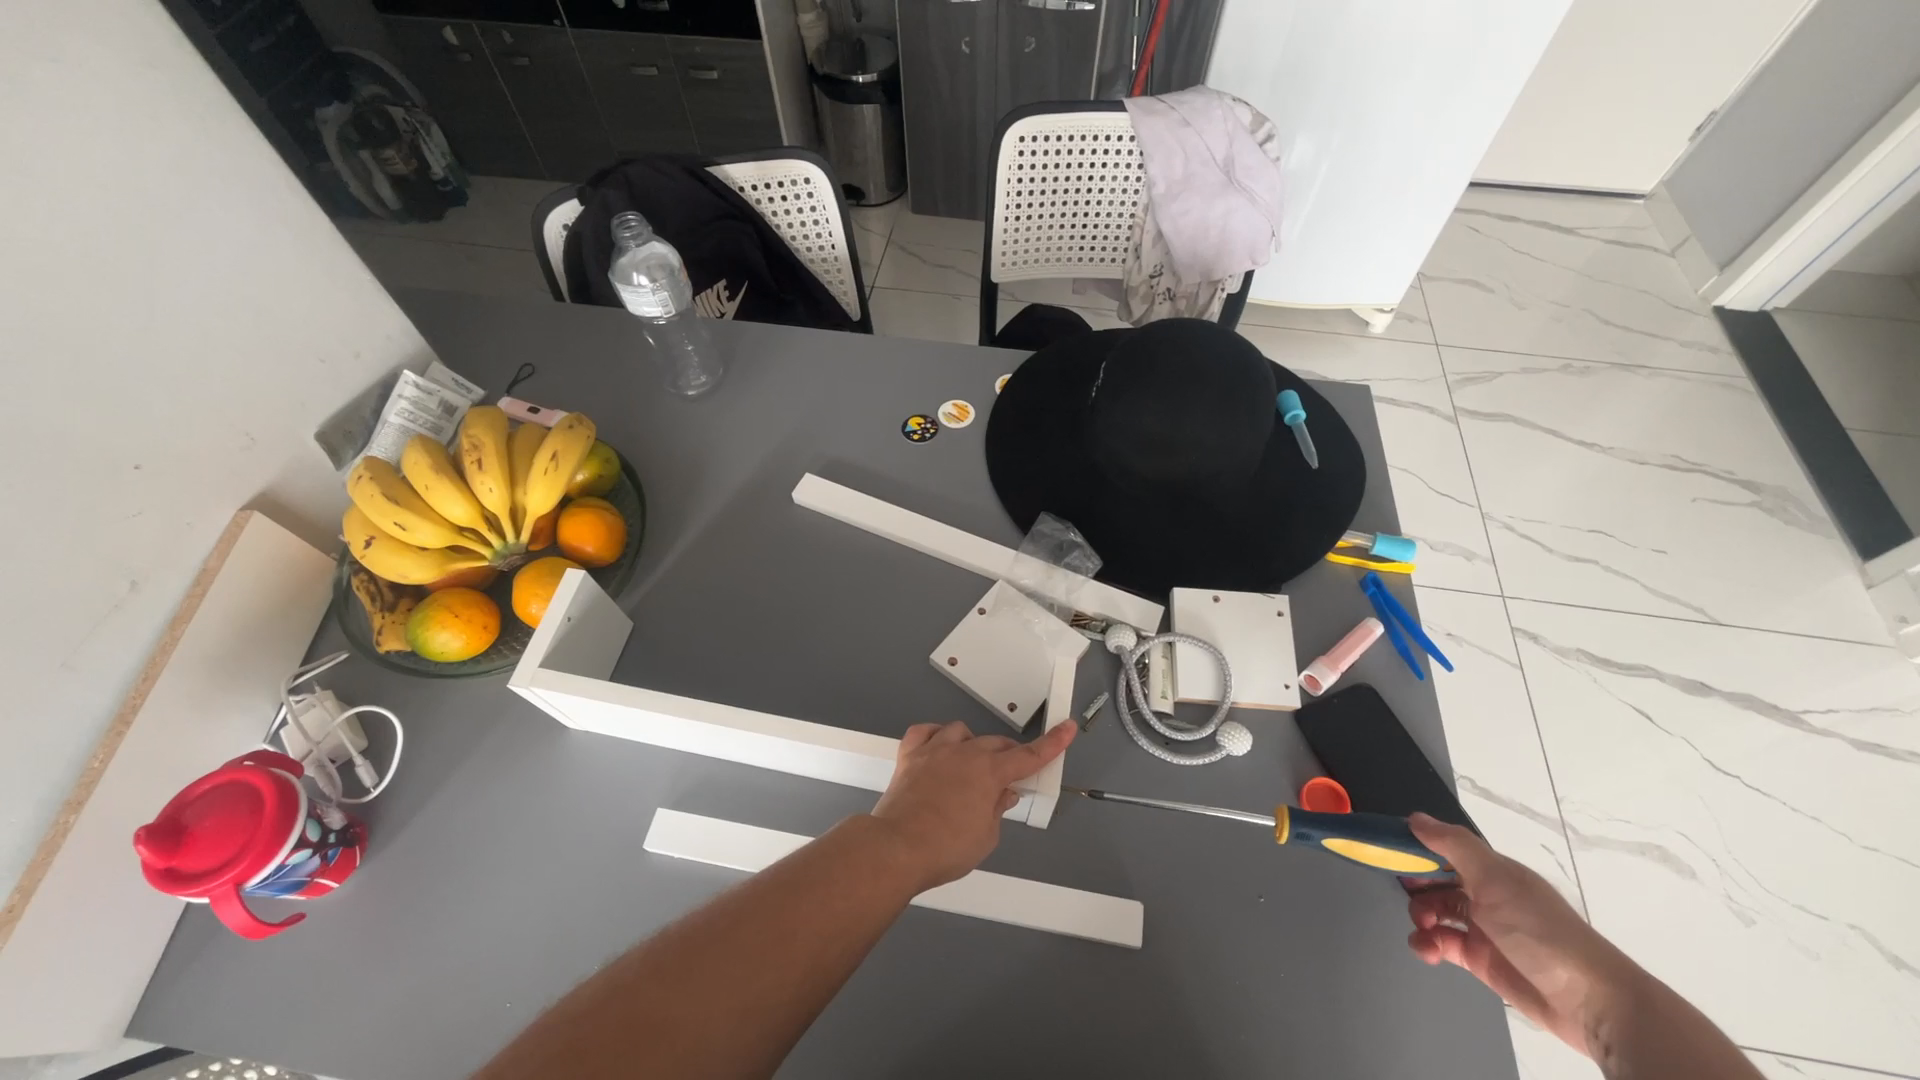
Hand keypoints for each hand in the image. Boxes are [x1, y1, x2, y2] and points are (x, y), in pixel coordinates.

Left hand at [868, 720, 1075, 891]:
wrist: (897, 848)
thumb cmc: (946, 848)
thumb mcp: (986, 837)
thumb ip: (997, 810)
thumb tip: (1004, 795)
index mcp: (989, 773)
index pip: (1030, 756)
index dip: (1052, 743)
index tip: (1067, 728)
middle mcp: (965, 754)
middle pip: (996, 744)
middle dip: (1007, 756)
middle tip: (1008, 777)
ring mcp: (934, 751)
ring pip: (961, 731)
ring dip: (972, 743)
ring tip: (970, 765)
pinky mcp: (909, 756)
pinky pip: (924, 732)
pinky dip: (934, 736)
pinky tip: (937, 748)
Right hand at [1405, 813, 1637, 1053]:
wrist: (1587, 1000)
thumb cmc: (1540, 930)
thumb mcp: (1496, 879)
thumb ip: (1453, 845)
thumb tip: (1415, 818)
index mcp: (1491, 870)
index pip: (1443, 848)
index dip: (1415, 847)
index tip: (1386, 851)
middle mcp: (1485, 894)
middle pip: (1435, 880)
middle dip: (1415, 884)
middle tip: (1407, 893)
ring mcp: (1482, 928)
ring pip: (1434, 912)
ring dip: (1420, 917)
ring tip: (1424, 929)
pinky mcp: (1478, 960)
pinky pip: (1441, 944)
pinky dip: (1428, 944)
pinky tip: (1428, 950)